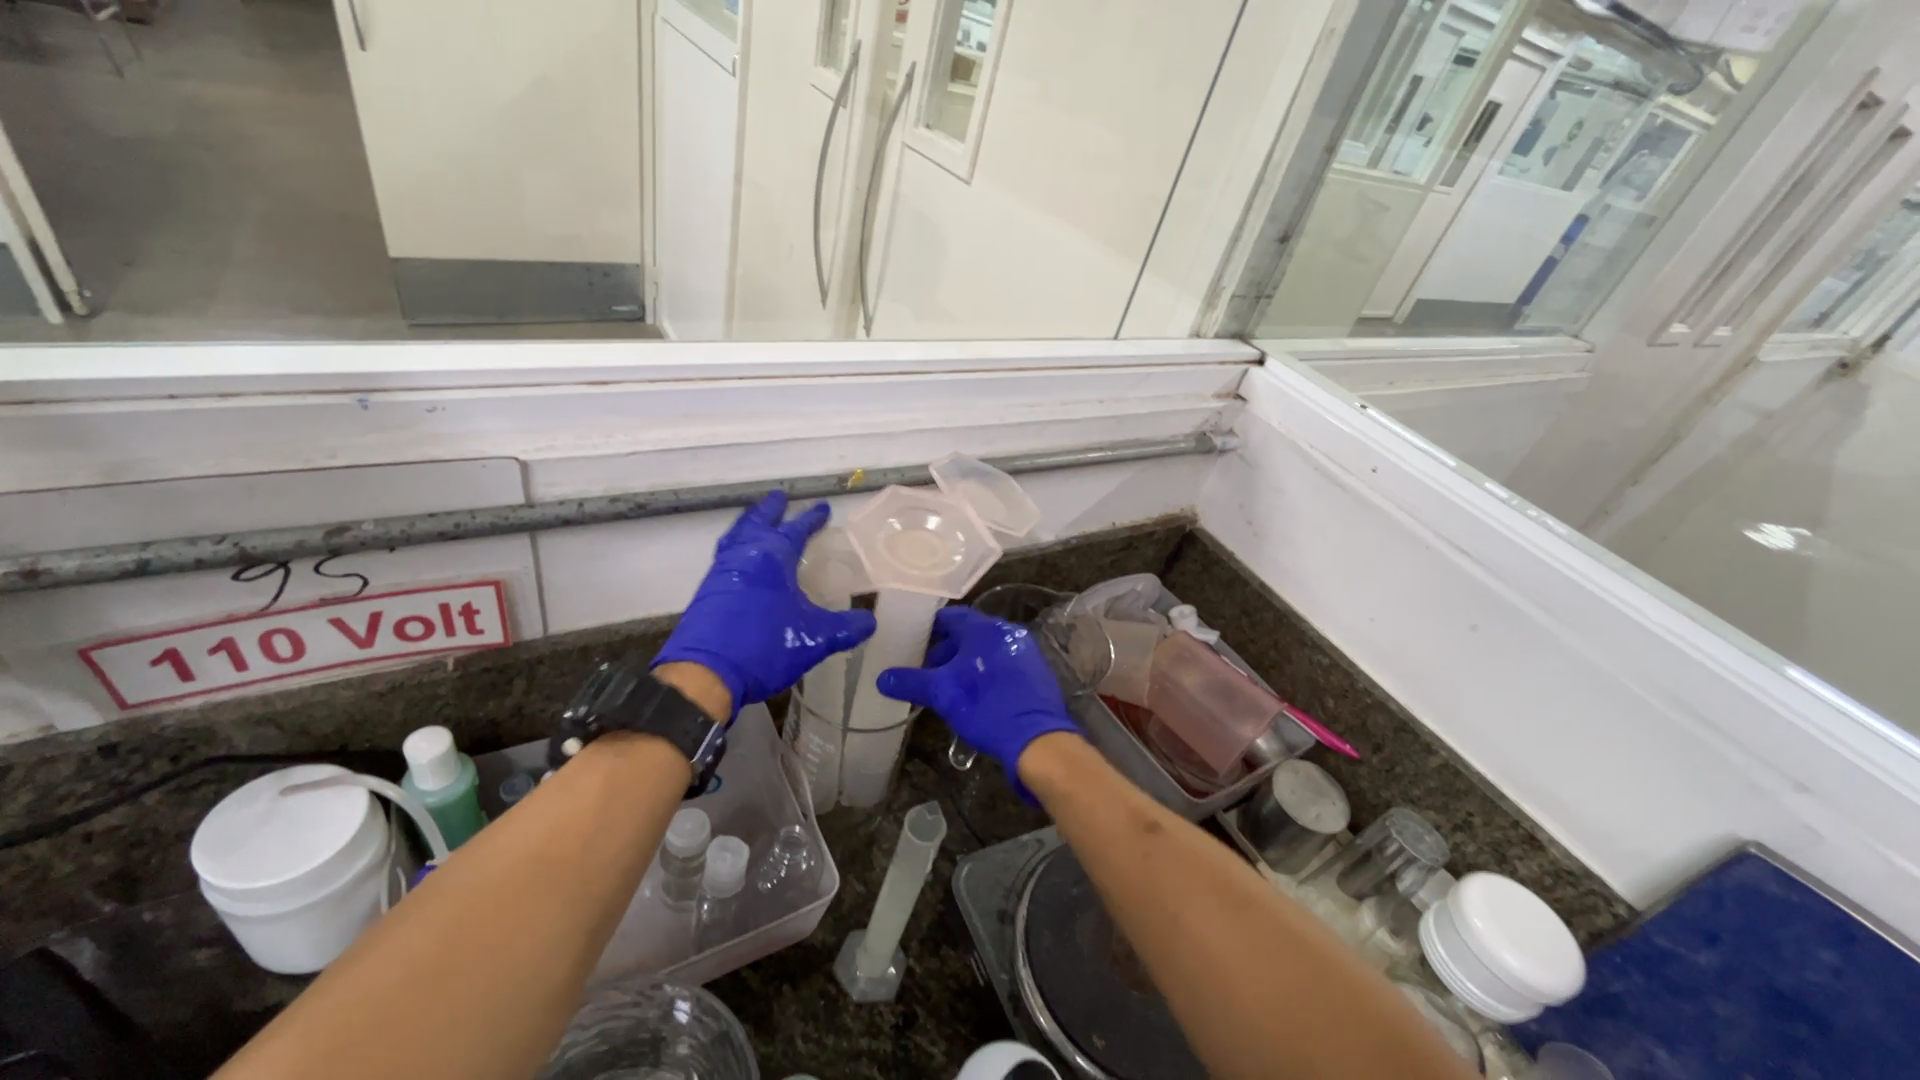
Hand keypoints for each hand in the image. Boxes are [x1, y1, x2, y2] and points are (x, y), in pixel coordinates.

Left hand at [653, 492, 876, 716]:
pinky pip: (726, 556)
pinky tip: (743, 560)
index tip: (822, 507)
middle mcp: (744, 556)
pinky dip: (737, 546)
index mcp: (772, 558)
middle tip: (779, 497)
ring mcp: (721, 572)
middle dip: (771, 509)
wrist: (706, 673)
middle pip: (757, 522)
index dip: (811, 519)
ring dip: (749, 524)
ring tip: (757, 521)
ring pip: (736, 536)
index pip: (795, 529)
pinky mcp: (707, 592)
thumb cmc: (765, 647)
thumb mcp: (814, 639)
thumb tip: (870, 621)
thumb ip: (844, 628)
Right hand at [875, 606, 1079, 790]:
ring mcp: (1024, 651)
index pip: (951, 616)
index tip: (913, 639)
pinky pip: (1002, 664)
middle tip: (926, 668)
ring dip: (965, 662)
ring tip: (947, 685)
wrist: (1037, 739)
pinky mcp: (1035, 673)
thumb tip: (882, 679)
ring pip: (986, 650)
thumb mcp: (942, 694)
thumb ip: (912, 682)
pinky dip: (985, 672)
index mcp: (984, 628)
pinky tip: (974, 695)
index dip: (930, 627)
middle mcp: (1006, 632)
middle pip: (969, 633)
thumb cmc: (985, 706)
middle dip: (946, 649)